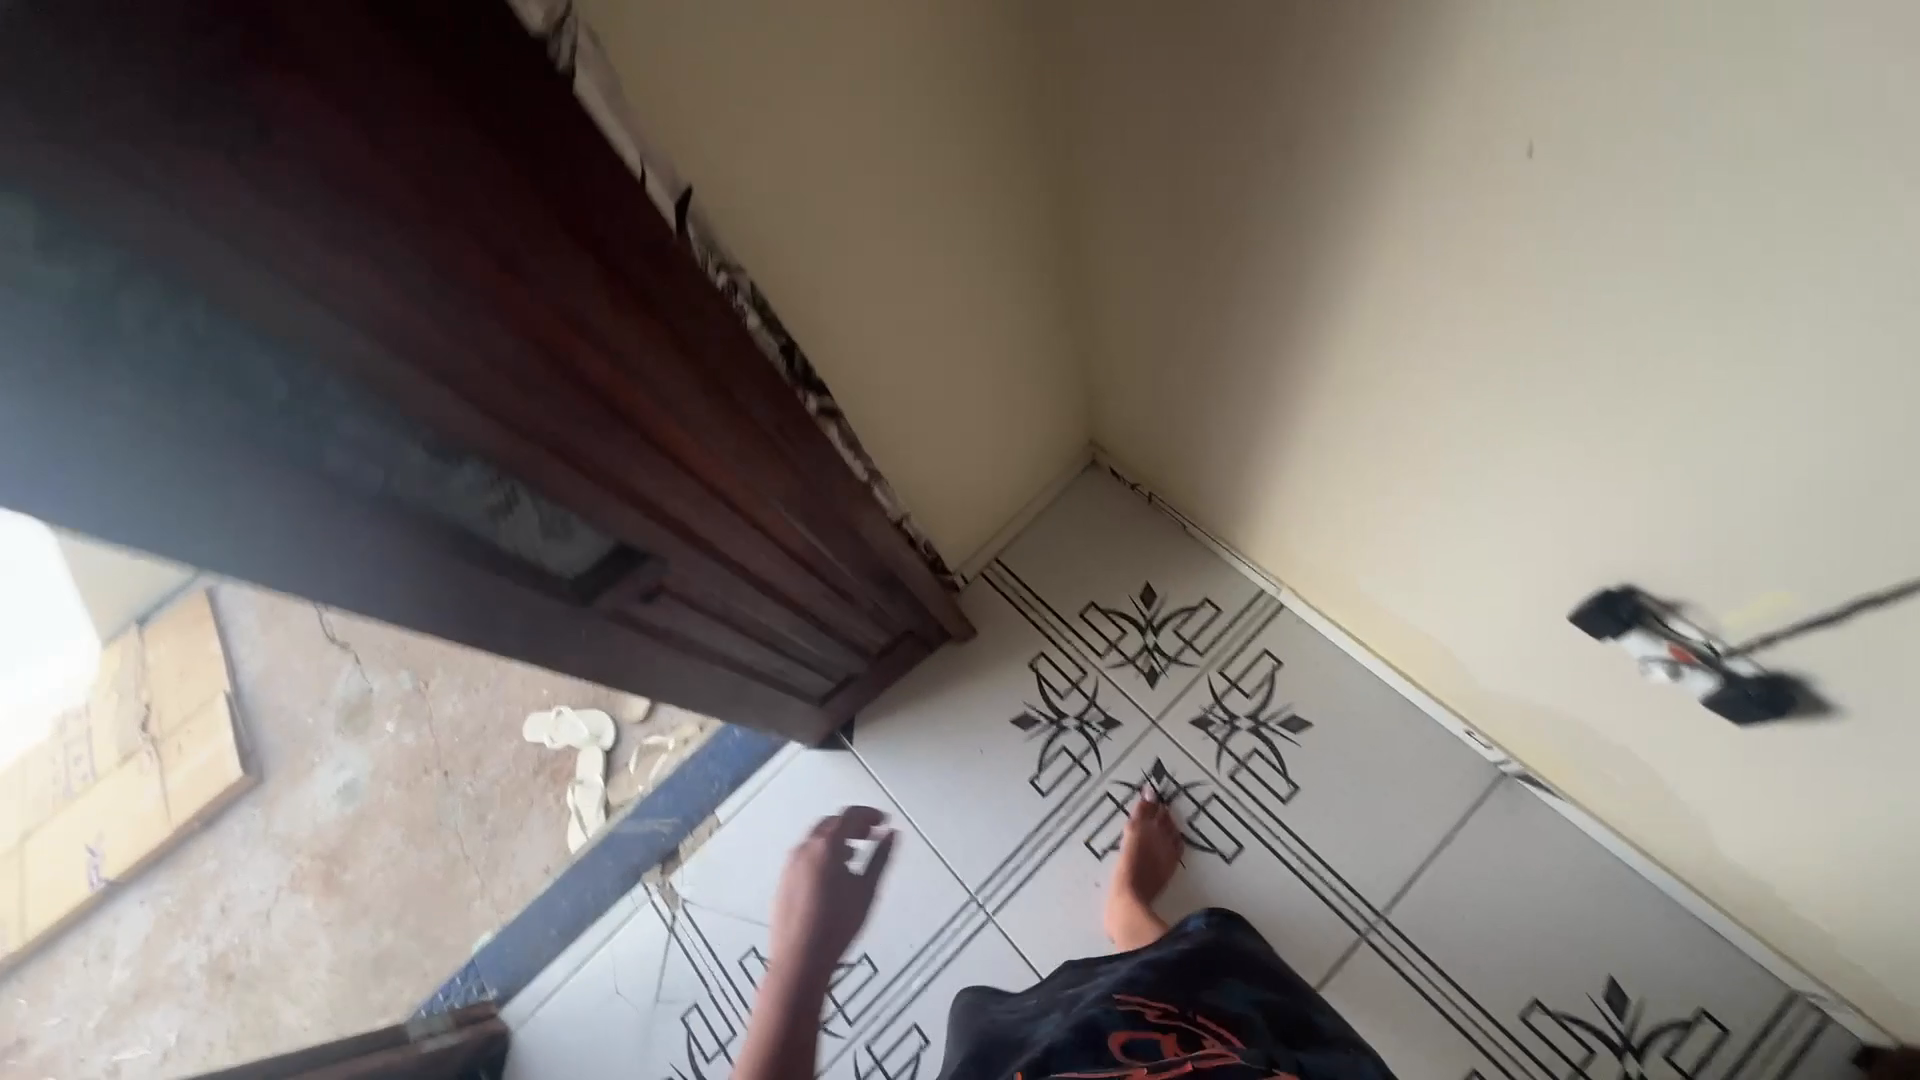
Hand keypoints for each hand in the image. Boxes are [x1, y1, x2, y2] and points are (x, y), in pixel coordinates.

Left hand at [769, 805, 895, 985]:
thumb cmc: (835, 927)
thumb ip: (881, 856)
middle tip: (871, 832)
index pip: (850, 815)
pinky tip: (834, 873)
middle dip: (853, 824)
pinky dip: (822, 853)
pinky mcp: (784, 881)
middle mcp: (805, 850)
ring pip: (816, 838)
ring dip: (837, 838)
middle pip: (831, 823)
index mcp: (826, 846)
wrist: (800, 961)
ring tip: (855, 853)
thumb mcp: (867, 889)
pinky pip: (805, 855)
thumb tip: (891, 836)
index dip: (869, 814)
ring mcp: (791, 865)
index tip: (882, 820)